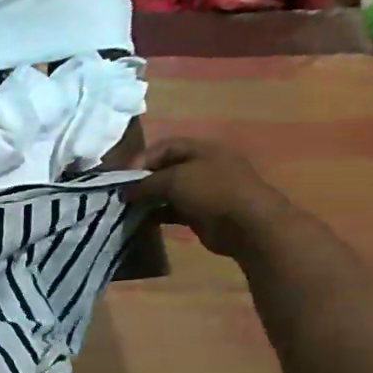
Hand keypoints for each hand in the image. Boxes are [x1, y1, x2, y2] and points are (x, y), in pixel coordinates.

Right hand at [128, 139, 293, 257]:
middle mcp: (203, 167)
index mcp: (202, 149)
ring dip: (148, 199)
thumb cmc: (212, 192)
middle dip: (143, 180)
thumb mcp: (174, 179)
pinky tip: (143, 221)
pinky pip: (173, 210)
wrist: (248, 225)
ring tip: (129, 208)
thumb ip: (146, 183)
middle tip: (124, 194)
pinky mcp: (201, 212)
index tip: (124, 176)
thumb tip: (127, 191)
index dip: (142, 158)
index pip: (165, 146)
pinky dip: (157, 214)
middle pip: (165, 169)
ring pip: (168, 191)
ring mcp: (204, 191)